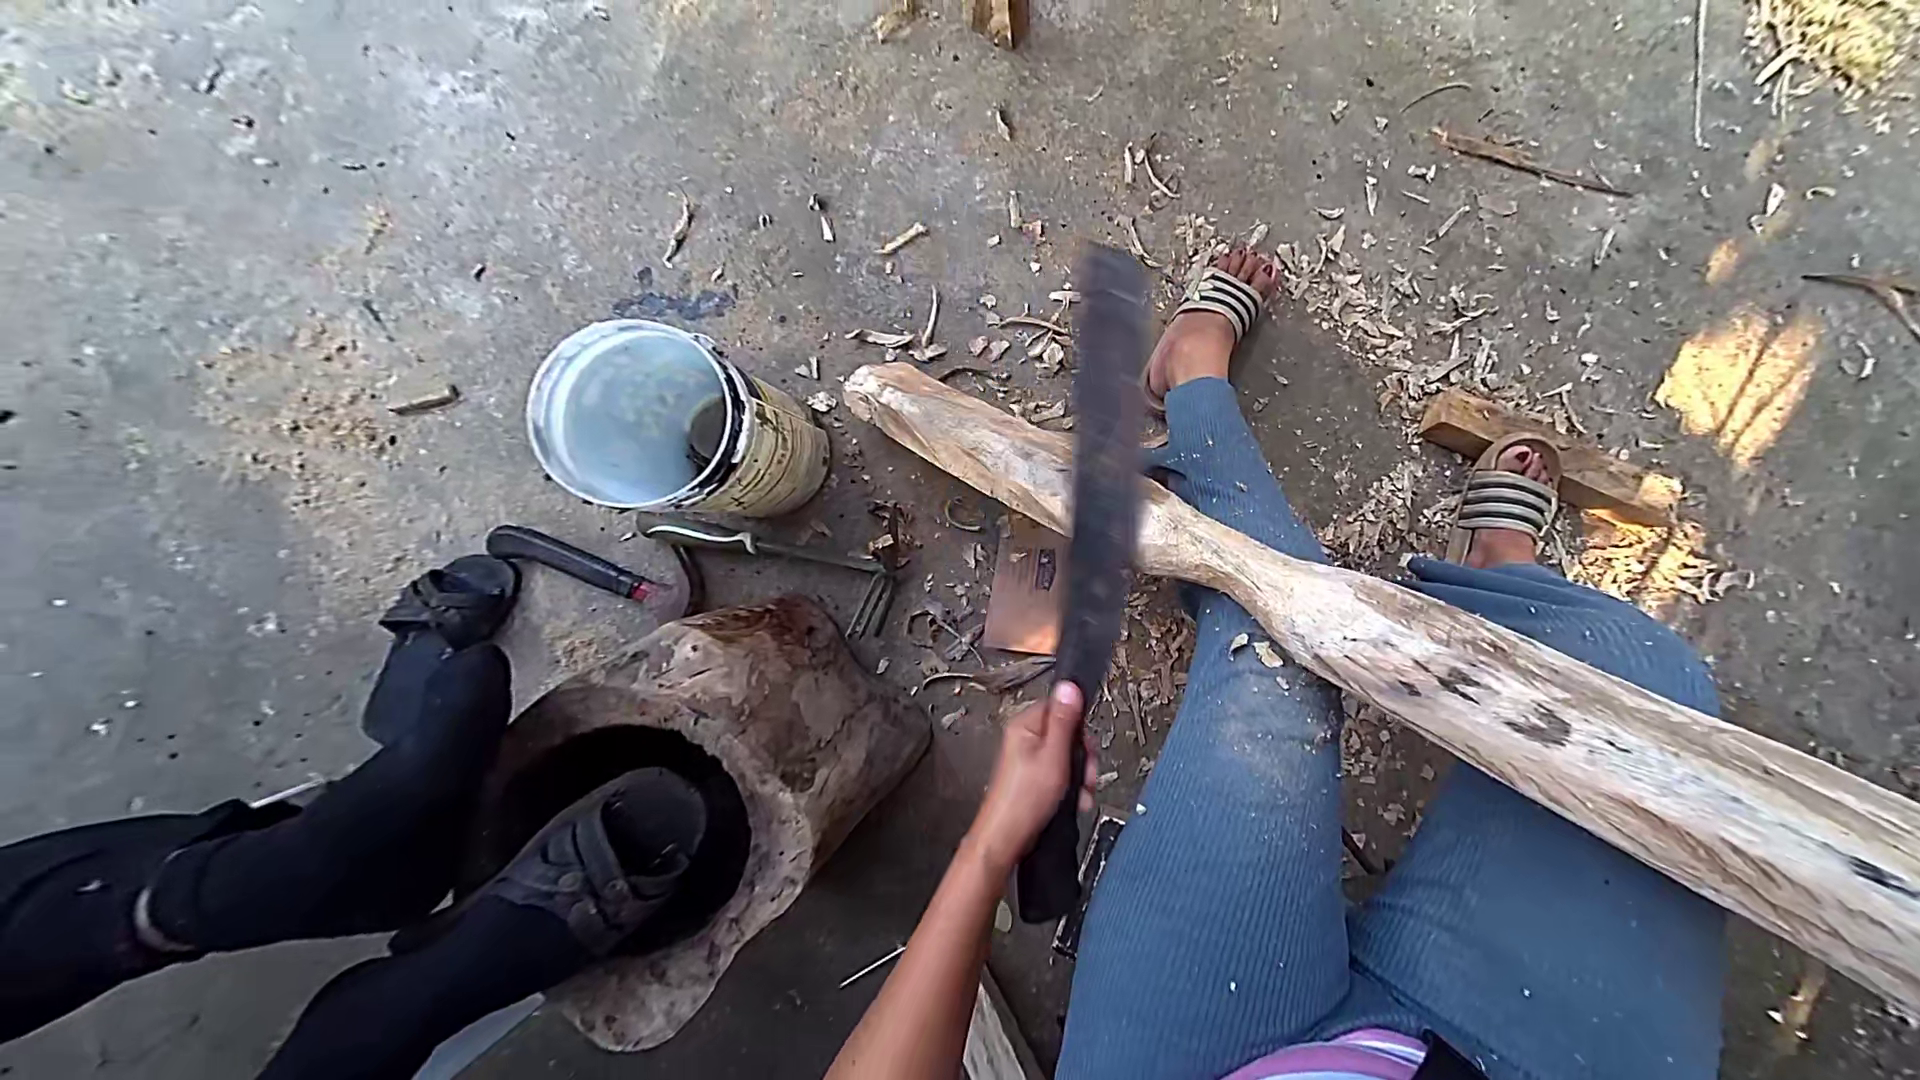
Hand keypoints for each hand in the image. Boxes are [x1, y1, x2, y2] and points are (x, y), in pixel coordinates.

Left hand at [965, 682, 1097, 874]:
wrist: (1007, 838)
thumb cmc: (1023, 800)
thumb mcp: (1054, 756)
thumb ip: (1064, 721)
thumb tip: (1069, 687)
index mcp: (1026, 724)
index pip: (1061, 707)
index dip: (1079, 727)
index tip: (1085, 746)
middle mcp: (1025, 738)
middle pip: (1067, 733)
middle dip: (1082, 756)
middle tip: (1084, 773)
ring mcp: (1028, 758)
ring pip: (1066, 755)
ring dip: (1079, 775)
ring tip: (1079, 792)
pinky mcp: (1033, 777)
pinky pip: (1060, 773)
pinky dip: (1070, 787)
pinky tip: (1073, 801)